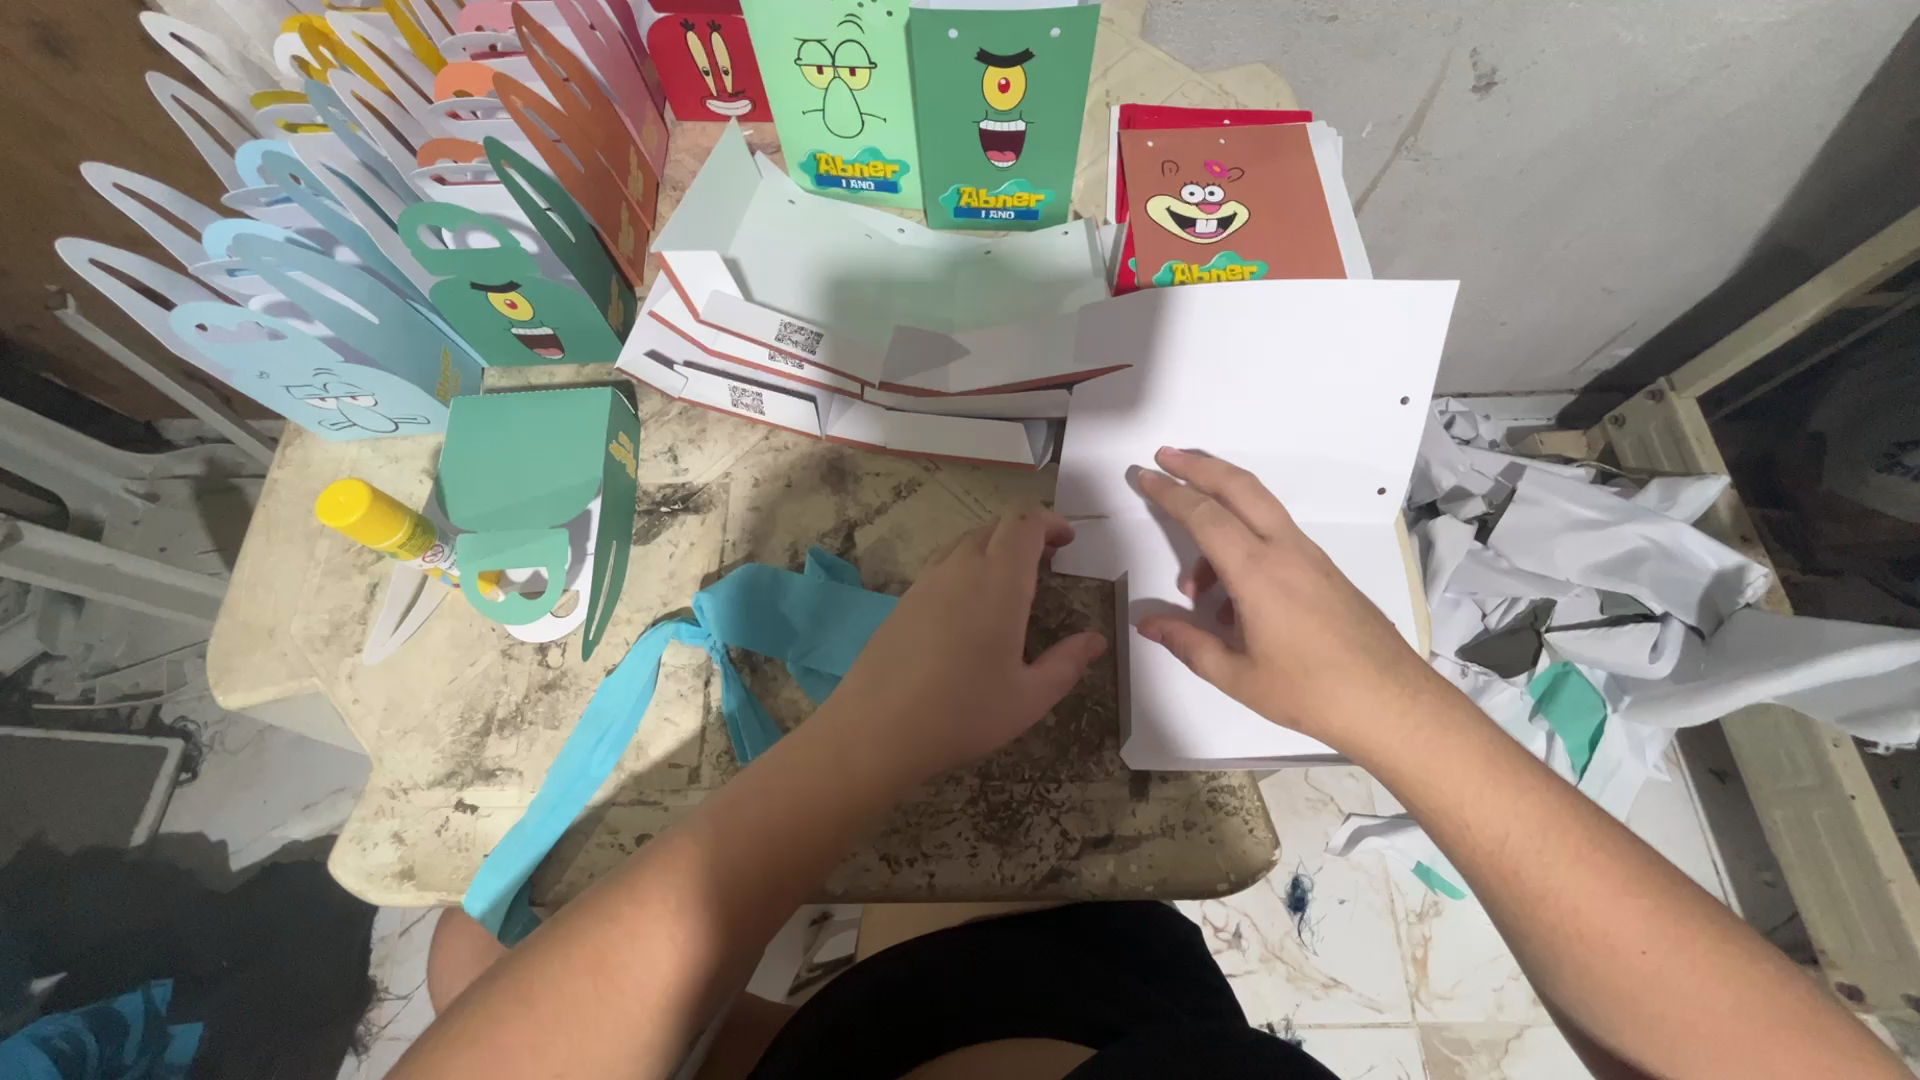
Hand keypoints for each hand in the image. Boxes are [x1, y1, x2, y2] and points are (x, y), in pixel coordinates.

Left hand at [823, 508, 1107, 782]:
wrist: (877, 729)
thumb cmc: (963, 712)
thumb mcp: (1029, 697)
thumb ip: (1067, 664)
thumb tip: (1096, 641)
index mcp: (999, 581)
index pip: (1025, 525)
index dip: (1050, 522)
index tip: (1068, 539)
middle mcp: (960, 568)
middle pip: (995, 527)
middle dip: (1026, 533)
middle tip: (1048, 559)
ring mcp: (926, 582)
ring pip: (965, 542)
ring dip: (994, 547)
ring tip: (1012, 579)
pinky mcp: (903, 601)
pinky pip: (941, 565)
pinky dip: (966, 565)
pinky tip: (970, 605)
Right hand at [1134, 447, 1437, 748]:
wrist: (1390, 702)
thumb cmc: (1308, 691)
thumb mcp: (1235, 674)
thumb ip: (1186, 642)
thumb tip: (1146, 623)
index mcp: (1257, 572)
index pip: (1204, 515)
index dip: (1169, 492)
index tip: (1144, 475)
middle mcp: (1285, 550)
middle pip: (1239, 486)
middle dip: (1199, 466)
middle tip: (1165, 456)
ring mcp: (1310, 557)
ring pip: (1260, 508)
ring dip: (1220, 511)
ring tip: (1193, 584)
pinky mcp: (1324, 570)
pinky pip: (1274, 537)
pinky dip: (1243, 542)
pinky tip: (1231, 601)